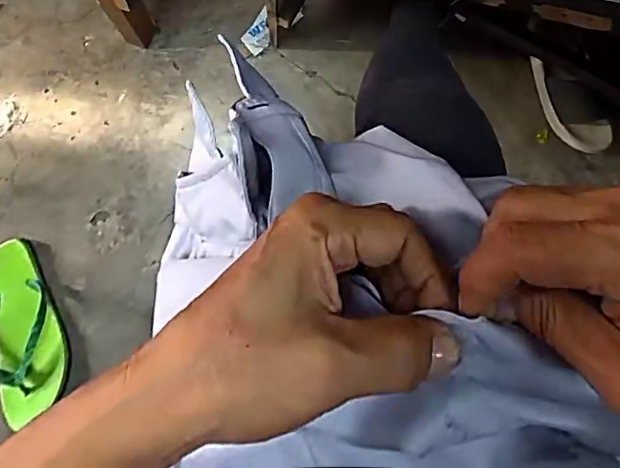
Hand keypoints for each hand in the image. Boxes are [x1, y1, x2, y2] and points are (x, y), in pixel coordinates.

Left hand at [0, 193, 458, 467]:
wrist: (163, 401)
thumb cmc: (247, 369)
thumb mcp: (335, 365)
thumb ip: (404, 351)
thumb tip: (456, 344)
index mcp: (324, 220)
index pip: (403, 235)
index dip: (430, 279)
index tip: (443, 327)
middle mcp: (315, 218)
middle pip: (388, 244)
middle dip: (411, 291)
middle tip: (421, 340)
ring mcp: (300, 243)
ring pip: (370, 262)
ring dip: (391, 302)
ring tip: (395, 346)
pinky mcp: (291, 271)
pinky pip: (348, 277)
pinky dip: (368, 307)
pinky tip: (366, 341)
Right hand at [458, 186, 619, 467]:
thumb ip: (556, 322)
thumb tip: (503, 294)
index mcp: (619, 245)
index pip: (519, 238)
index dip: (481, 274)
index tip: (470, 315)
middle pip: (522, 204)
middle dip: (493, 252)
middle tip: (491, 309)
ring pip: (541, 201)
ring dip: (516, 243)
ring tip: (517, 300)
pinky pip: (568, 209)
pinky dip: (544, 238)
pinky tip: (551, 280)